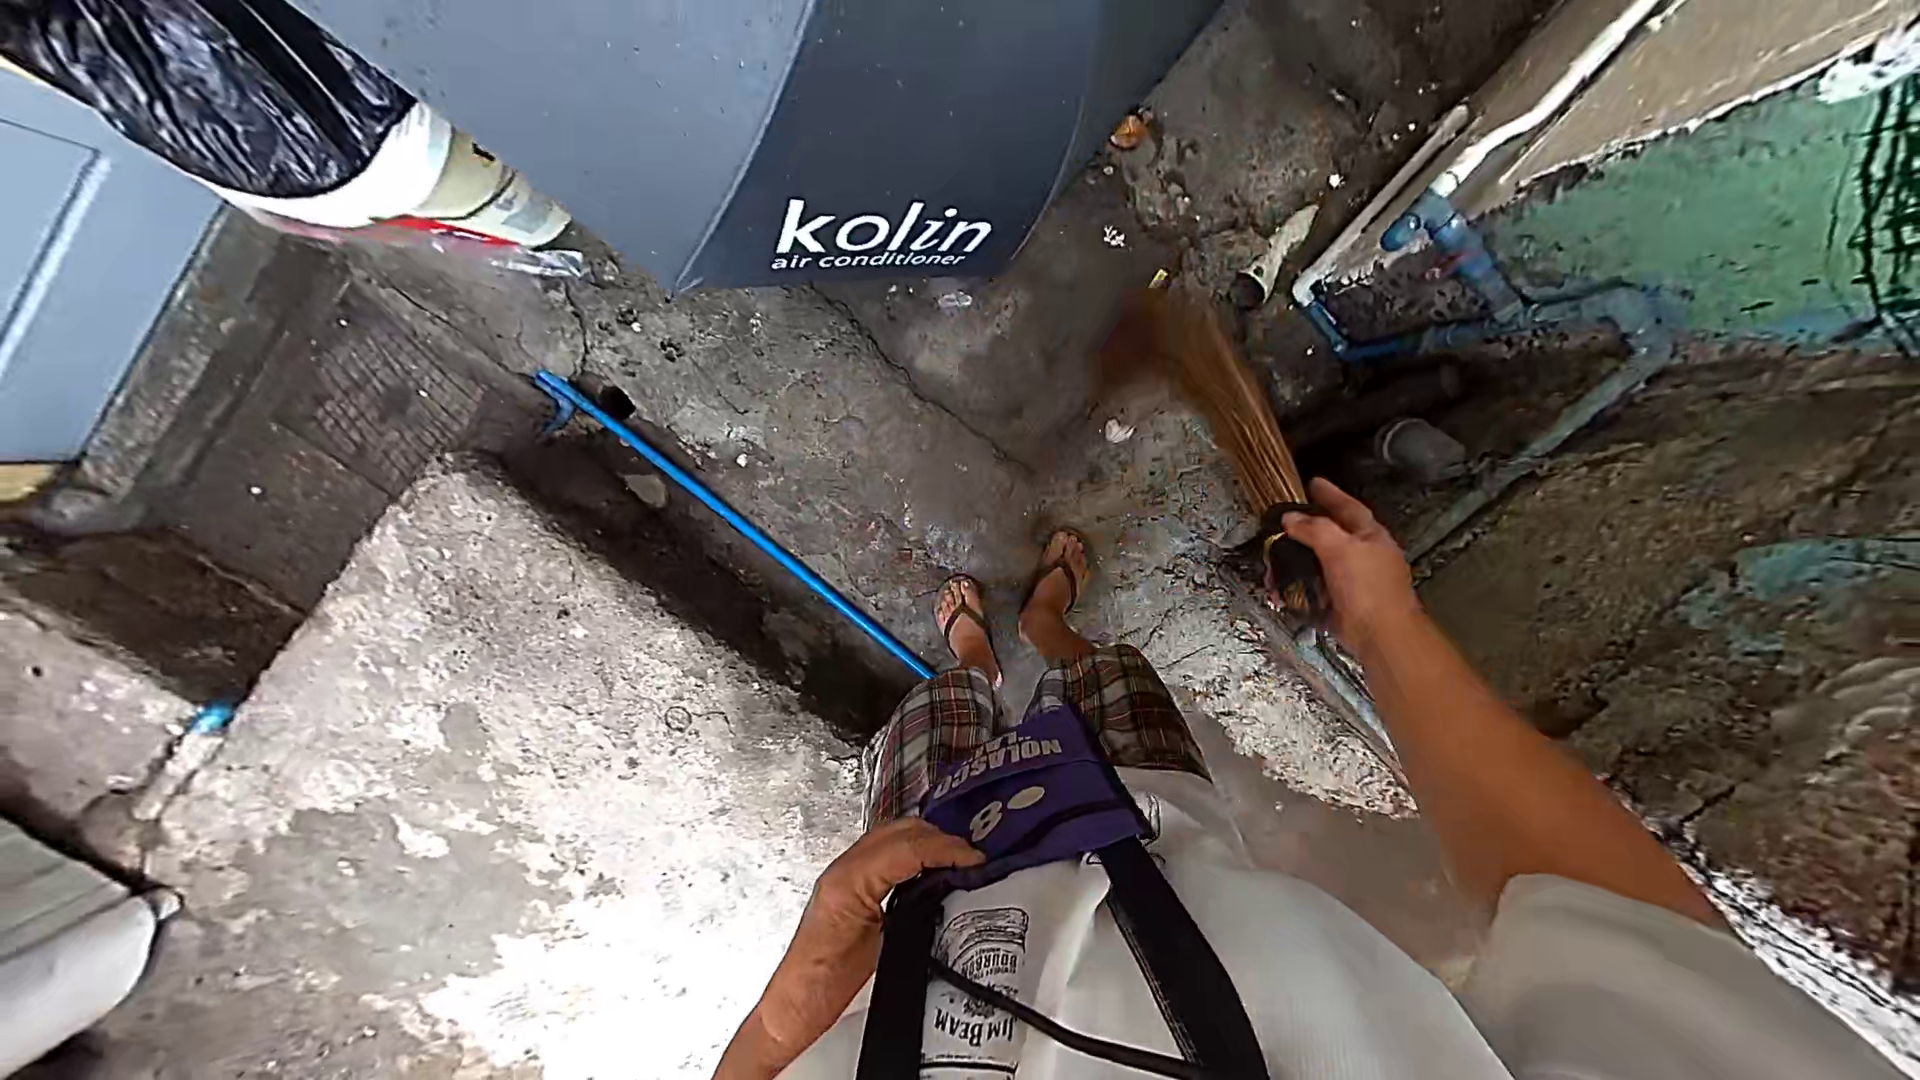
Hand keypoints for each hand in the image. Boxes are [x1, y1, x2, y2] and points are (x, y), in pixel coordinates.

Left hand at [720, 819, 981, 1077]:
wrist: (791, 1006)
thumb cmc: (820, 986)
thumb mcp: (877, 952)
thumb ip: (910, 916)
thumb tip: (946, 896)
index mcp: (849, 880)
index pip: (907, 848)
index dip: (944, 849)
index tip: (972, 858)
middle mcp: (845, 867)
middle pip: (901, 830)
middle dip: (939, 838)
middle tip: (969, 856)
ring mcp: (845, 871)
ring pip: (893, 835)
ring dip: (927, 841)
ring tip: (956, 859)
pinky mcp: (849, 882)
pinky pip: (886, 851)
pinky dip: (913, 851)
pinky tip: (929, 868)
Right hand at [1278, 477, 1422, 651]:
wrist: (1379, 634)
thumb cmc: (1371, 591)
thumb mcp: (1341, 549)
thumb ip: (1315, 529)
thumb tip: (1292, 519)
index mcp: (1369, 537)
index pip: (1347, 507)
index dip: (1329, 494)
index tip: (1313, 483)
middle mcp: (1361, 556)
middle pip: (1325, 535)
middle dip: (1299, 533)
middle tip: (1280, 528)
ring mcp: (1349, 579)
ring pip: (1313, 563)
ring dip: (1290, 565)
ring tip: (1273, 568)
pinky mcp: (1336, 600)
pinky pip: (1308, 588)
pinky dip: (1291, 588)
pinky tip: (1281, 591)